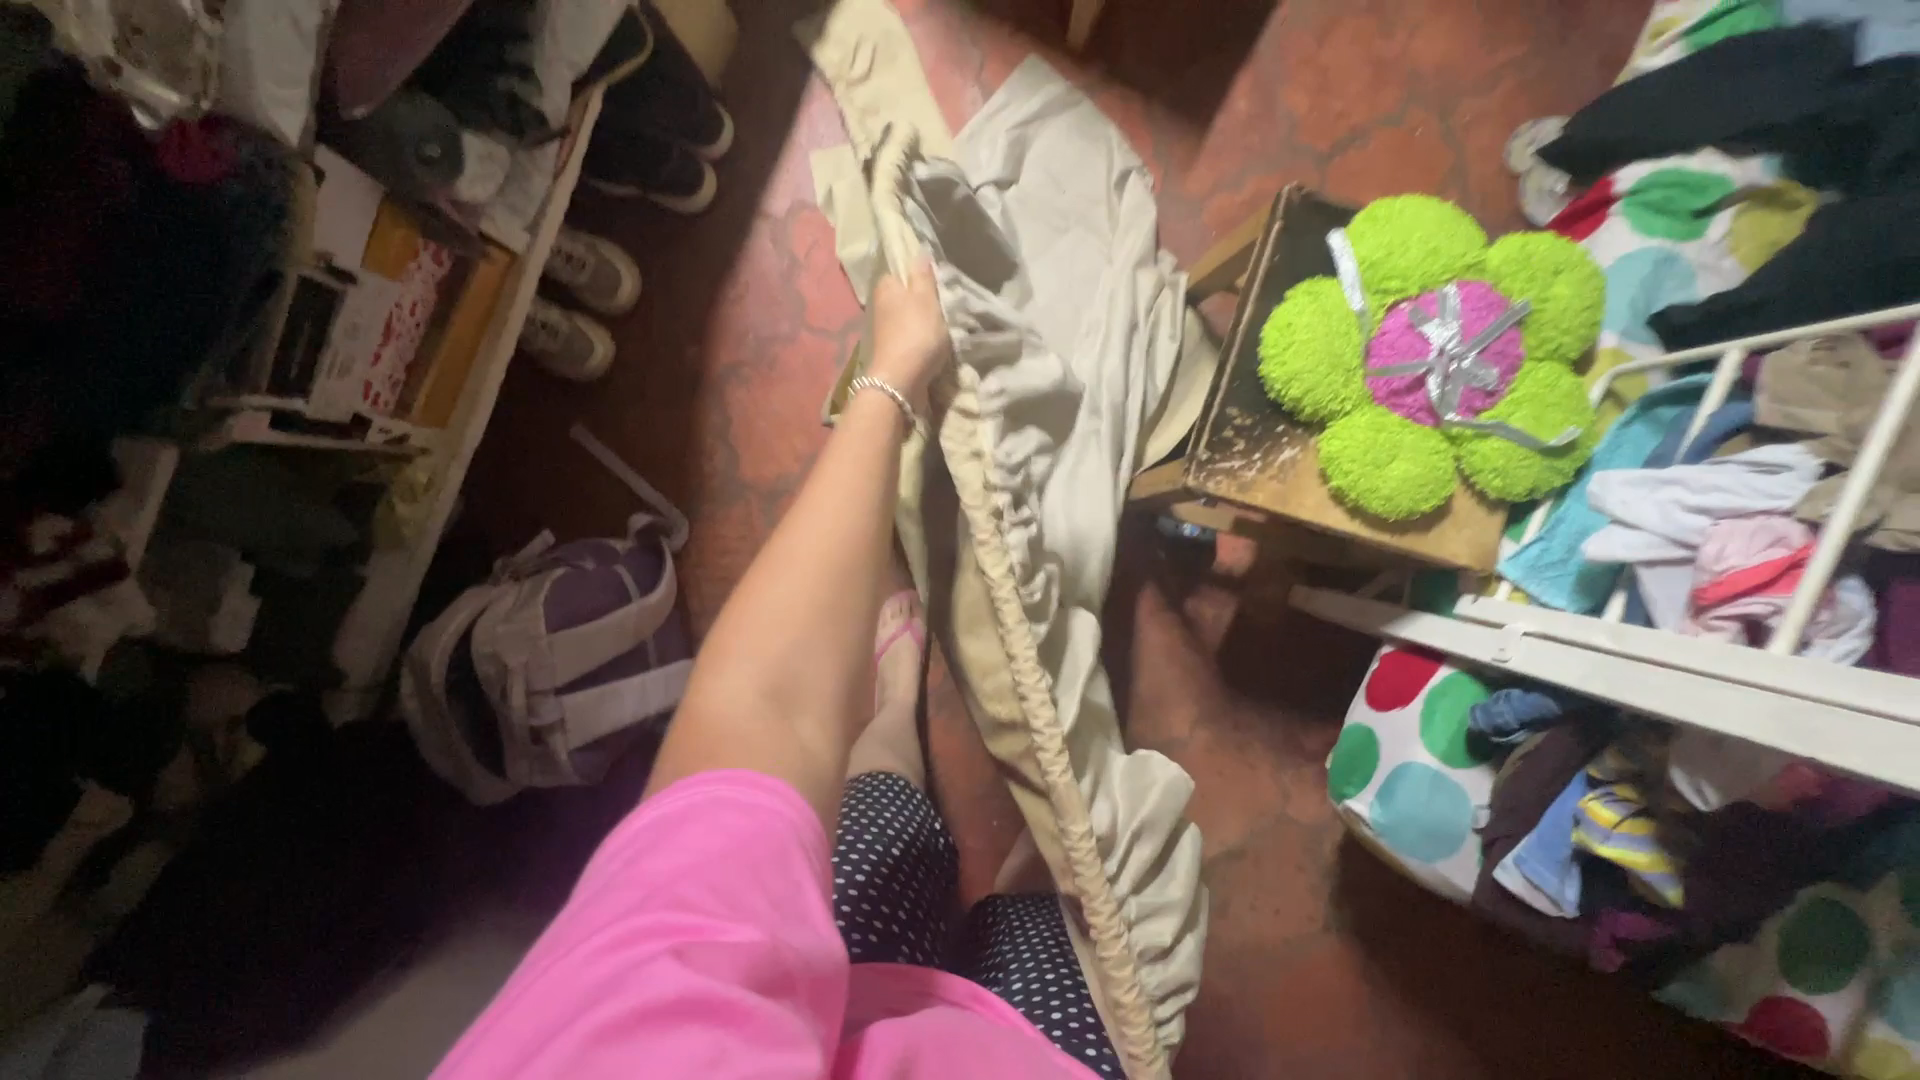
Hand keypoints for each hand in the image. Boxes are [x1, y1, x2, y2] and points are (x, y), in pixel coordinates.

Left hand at [866, 258, 949, 411]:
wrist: (901, 380)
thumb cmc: (916, 333)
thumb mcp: (926, 298)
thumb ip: (923, 276)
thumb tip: (919, 253)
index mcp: (886, 287)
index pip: (900, 271)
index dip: (917, 275)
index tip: (937, 282)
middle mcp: (880, 306)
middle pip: (904, 296)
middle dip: (921, 300)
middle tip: (944, 305)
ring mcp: (884, 331)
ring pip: (906, 318)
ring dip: (922, 322)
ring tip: (942, 326)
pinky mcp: (890, 351)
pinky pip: (908, 338)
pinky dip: (919, 340)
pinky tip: (932, 345)